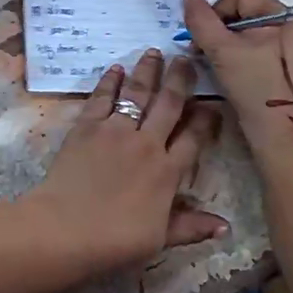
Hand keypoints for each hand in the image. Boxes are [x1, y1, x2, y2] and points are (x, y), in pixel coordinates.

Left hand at [24, 50, 227, 274]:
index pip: (194, 138)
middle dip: (180, 79)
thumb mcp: (159, 239)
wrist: (67, 228)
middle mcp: (146, 143)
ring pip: (137, 92)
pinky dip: (110, 81)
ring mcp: (116, 130)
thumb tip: (226, 226)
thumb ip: (191, 227)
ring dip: (147, 71)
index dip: (205, 119)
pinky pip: (103, 97)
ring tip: (154, 52)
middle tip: (186, 58)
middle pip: (169, 104)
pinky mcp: (88, 125)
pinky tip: (115, 68)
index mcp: (167, 172)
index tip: (212, 104)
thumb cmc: (115, 240)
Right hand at [181, 0, 292, 144]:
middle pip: (242, 8)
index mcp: (285, 15)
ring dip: (222, 39)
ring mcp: (287, 44)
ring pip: (243, 27)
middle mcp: (290, 24)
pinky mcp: (279, 61)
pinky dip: (232, 50)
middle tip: (203, 48)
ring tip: (211, 58)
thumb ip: (200, 19)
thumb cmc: (253, 85)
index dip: (217, 10)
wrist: (277, 132)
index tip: (206, 36)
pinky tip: (223, 66)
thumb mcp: (221, 49)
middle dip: (217, 26)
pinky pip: (250, 42)